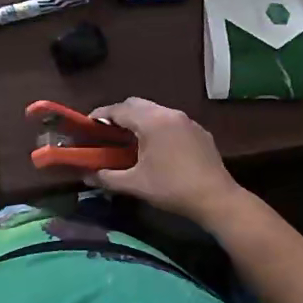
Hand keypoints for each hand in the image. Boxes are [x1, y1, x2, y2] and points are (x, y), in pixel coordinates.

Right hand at [87, 98, 246, 225]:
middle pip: (137, 104)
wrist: (216, 198)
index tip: (87, 126)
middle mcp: (169, 113)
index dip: (100, 116)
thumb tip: (86, 176)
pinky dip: (157, 127)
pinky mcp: (199, 131)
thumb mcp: (135, 184)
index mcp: (152, 121)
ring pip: (156, 111)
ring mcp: (187, 120)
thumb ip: (107, 177)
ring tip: (128, 140)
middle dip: (119, 115)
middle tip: (106, 132)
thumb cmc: (171, 188)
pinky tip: (155, 147)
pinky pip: (171, 121)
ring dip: (139, 120)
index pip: (119, 109)